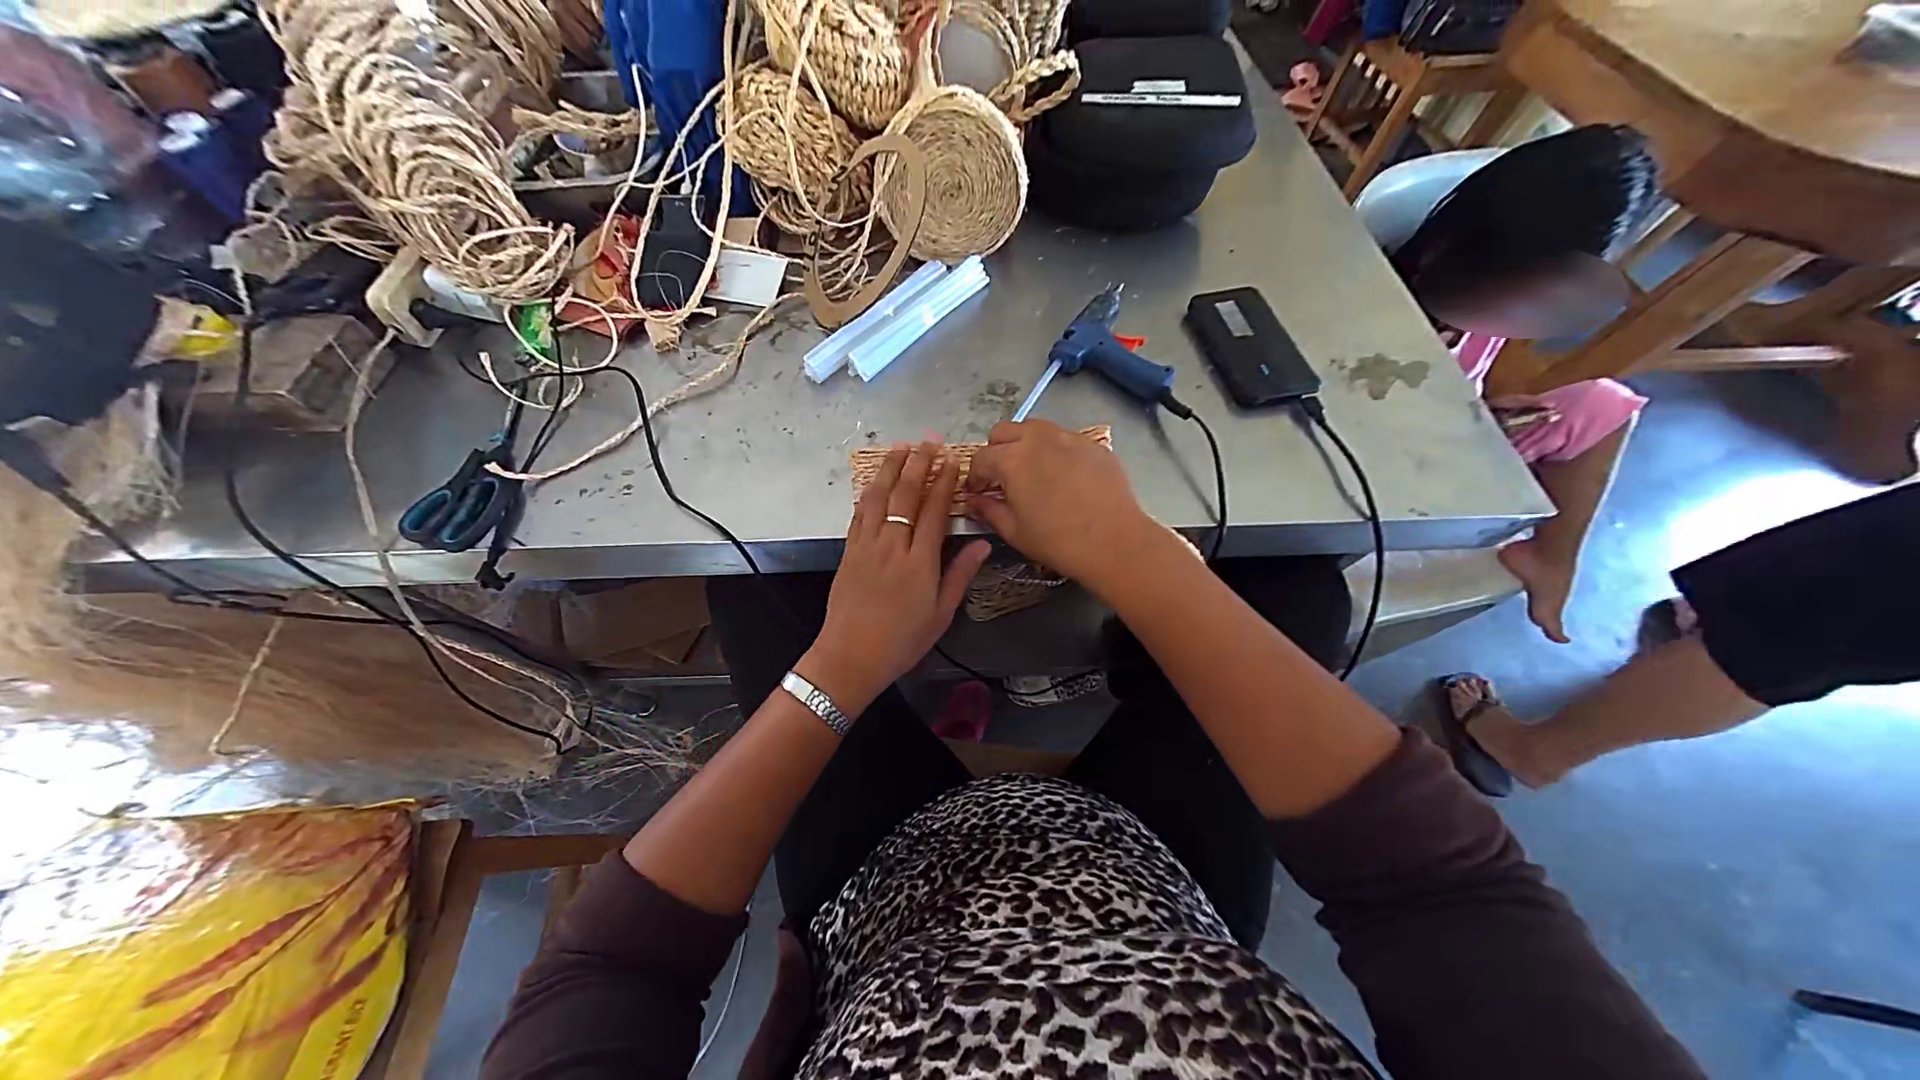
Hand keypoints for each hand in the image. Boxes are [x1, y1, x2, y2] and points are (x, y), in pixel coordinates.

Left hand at [797, 442, 991, 716]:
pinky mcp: (849, 552)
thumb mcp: (941, 613)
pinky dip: (869, 494)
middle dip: (918, 465)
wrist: (851, 656)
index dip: (943, 483)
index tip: (951, 461)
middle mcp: (892, 546)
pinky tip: (875, 481)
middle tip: (928, 442)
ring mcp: (867, 546)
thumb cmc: (902, 641)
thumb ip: (960, 575)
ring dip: (890, 470)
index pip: (934, 511)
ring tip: (901, 447)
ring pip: (879, 498)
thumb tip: (983, 545)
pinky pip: (860, 515)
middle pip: (906, 496)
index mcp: (920, 562)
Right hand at [965, 420, 1165, 591]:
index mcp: (1012, 459)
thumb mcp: (1014, 531)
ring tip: (1031, 473)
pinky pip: (1064, 439)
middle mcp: (1038, 439)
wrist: (1114, 541)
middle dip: (996, 452)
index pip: (981, 458)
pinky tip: (1063, 478)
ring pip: (1035, 429)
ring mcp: (1068, 438)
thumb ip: (989, 510)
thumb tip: (975, 501)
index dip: (974, 476)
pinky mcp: (1093, 445)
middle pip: (1004, 432)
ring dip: (1025, 445)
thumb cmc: (1058, 541)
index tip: (978, 492)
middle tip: (1001, 478)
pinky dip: (1055, 451)